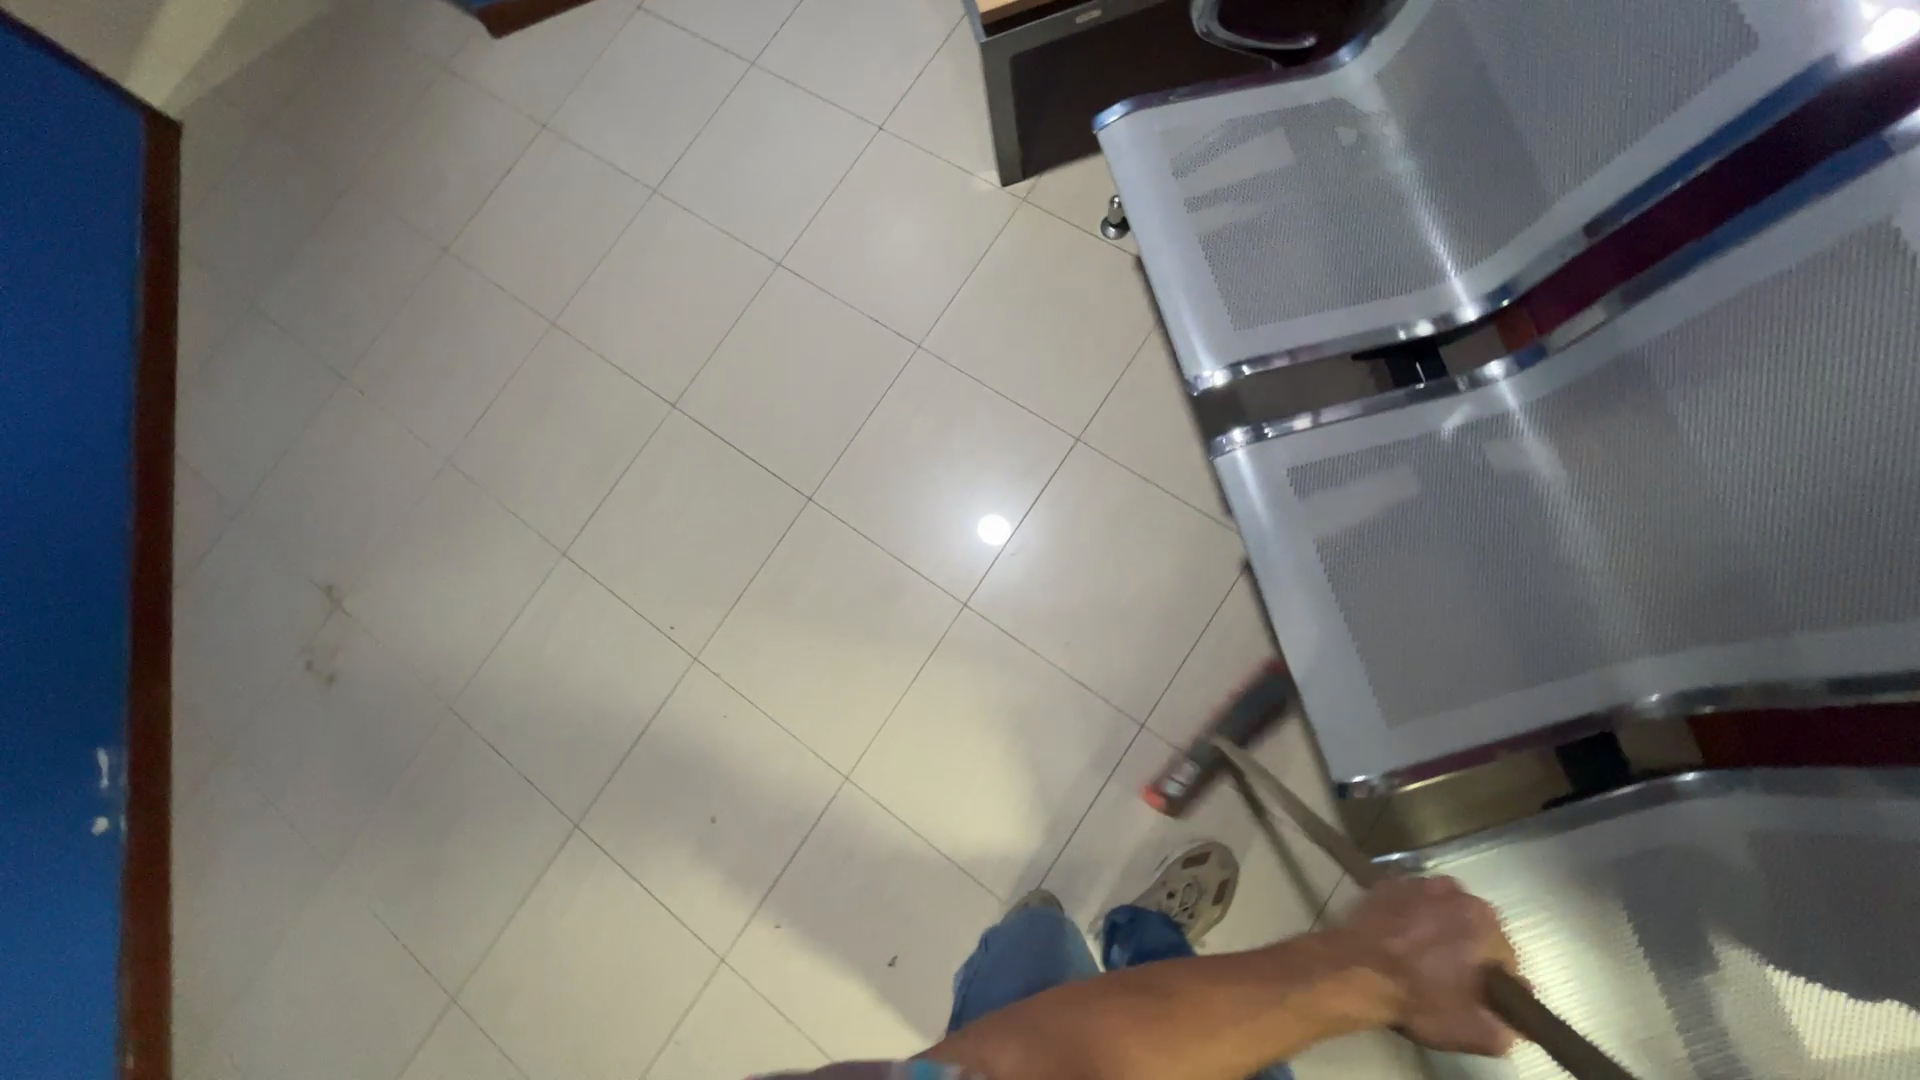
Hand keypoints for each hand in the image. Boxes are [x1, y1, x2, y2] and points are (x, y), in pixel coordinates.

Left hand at [1334, 876, 1520, 1056]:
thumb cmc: (1420, 999)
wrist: (1354, 970)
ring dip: (1437, 928)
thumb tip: (1517, 1019)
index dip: (1493, 980)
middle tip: (1446, 976)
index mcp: (1485, 922)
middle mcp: (1454, 892)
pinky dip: (1408, 916)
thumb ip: (1510, 1026)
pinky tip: (1397, 937)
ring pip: (1440, 910)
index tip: (1476, 995)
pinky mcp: (1384, 884)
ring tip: (1419, 956)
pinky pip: (1408, 902)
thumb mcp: (1477, 1032)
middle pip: (1471, 927)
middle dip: (1465, 949)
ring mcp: (1415, 882)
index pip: (1503, 956)